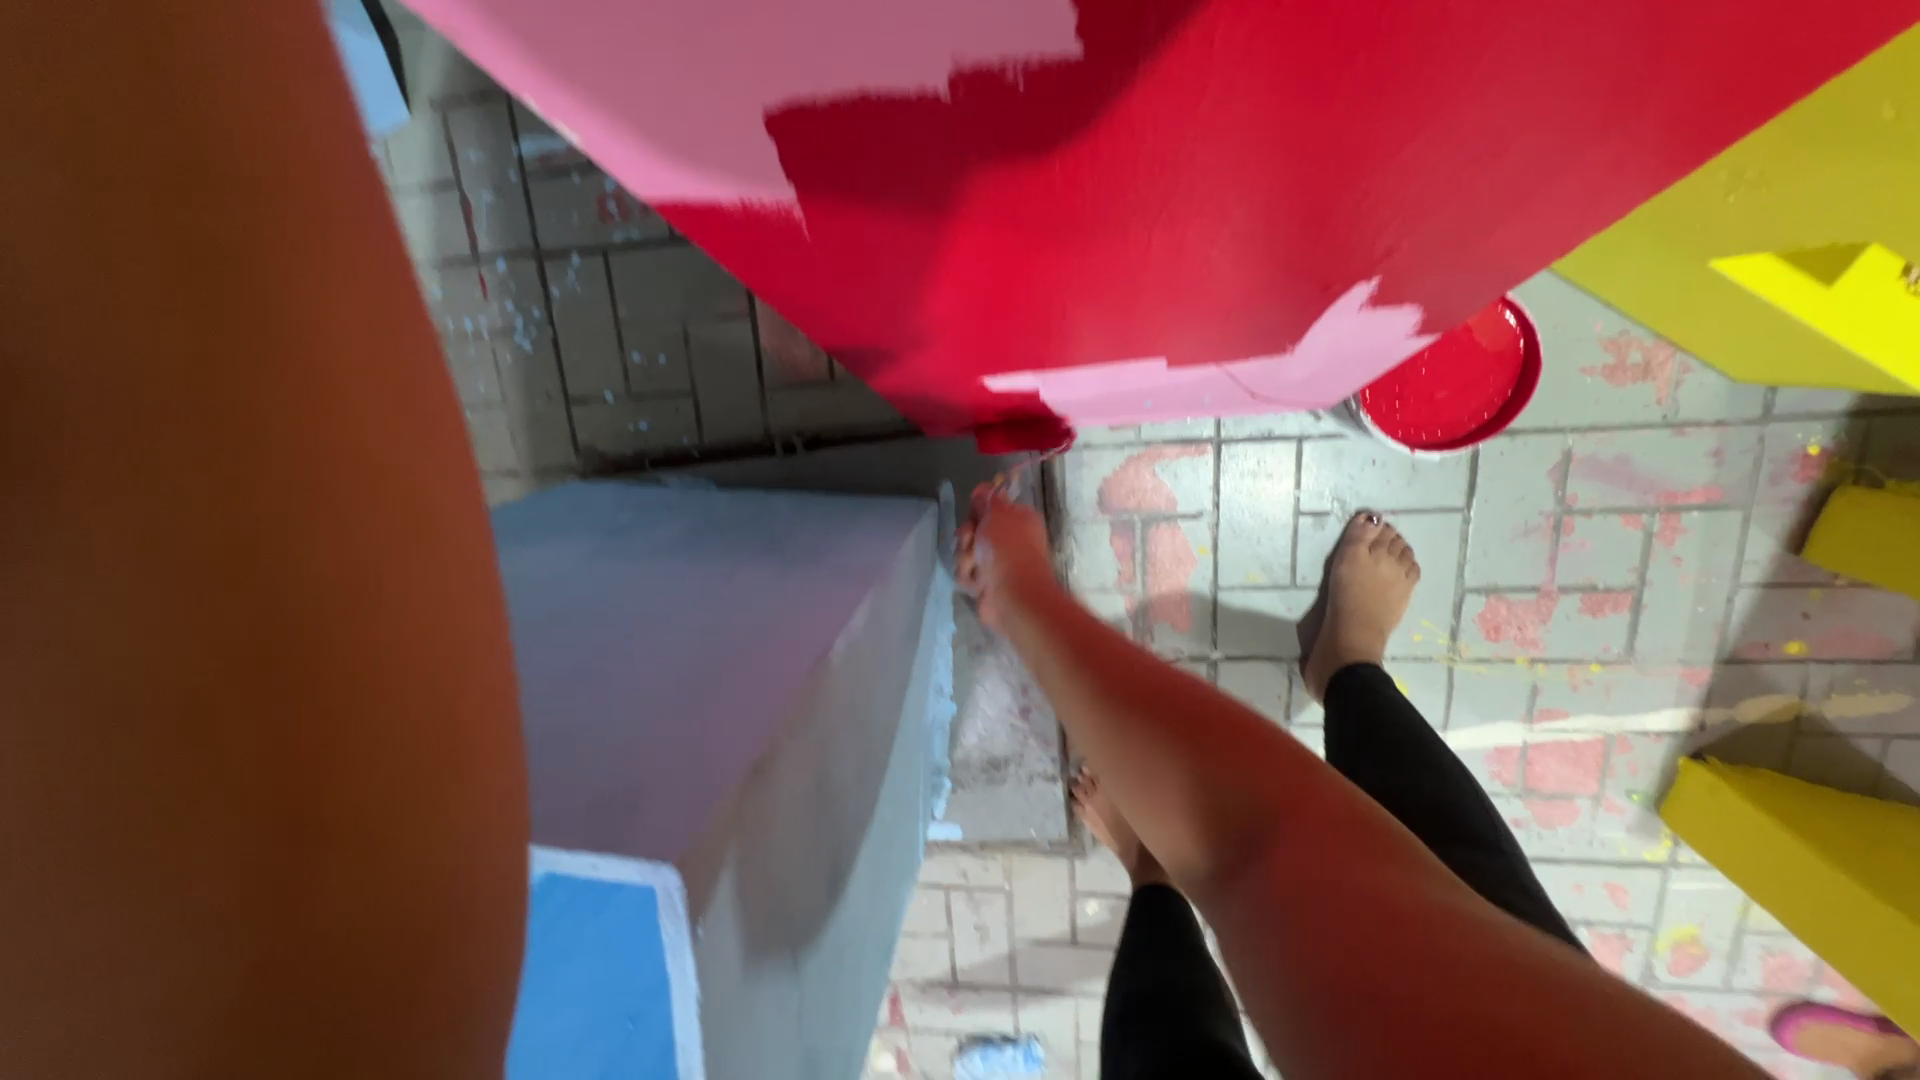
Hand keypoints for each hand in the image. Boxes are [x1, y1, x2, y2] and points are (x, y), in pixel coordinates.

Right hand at [956, 484, 1054, 629]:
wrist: (1014, 596)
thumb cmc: (1008, 550)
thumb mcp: (997, 514)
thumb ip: (987, 499)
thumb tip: (984, 487)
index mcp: (1019, 519)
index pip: (990, 507)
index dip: (977, 511)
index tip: (974, 516)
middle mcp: (1010, 540)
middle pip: (973, 530)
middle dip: (967, 537)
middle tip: (972, 542)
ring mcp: (998, 563)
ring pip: (966, 553)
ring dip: (966, 559)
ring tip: (977, 567)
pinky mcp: (988, 583)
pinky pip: (967, 573)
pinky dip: (970, 577)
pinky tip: (980, 584)